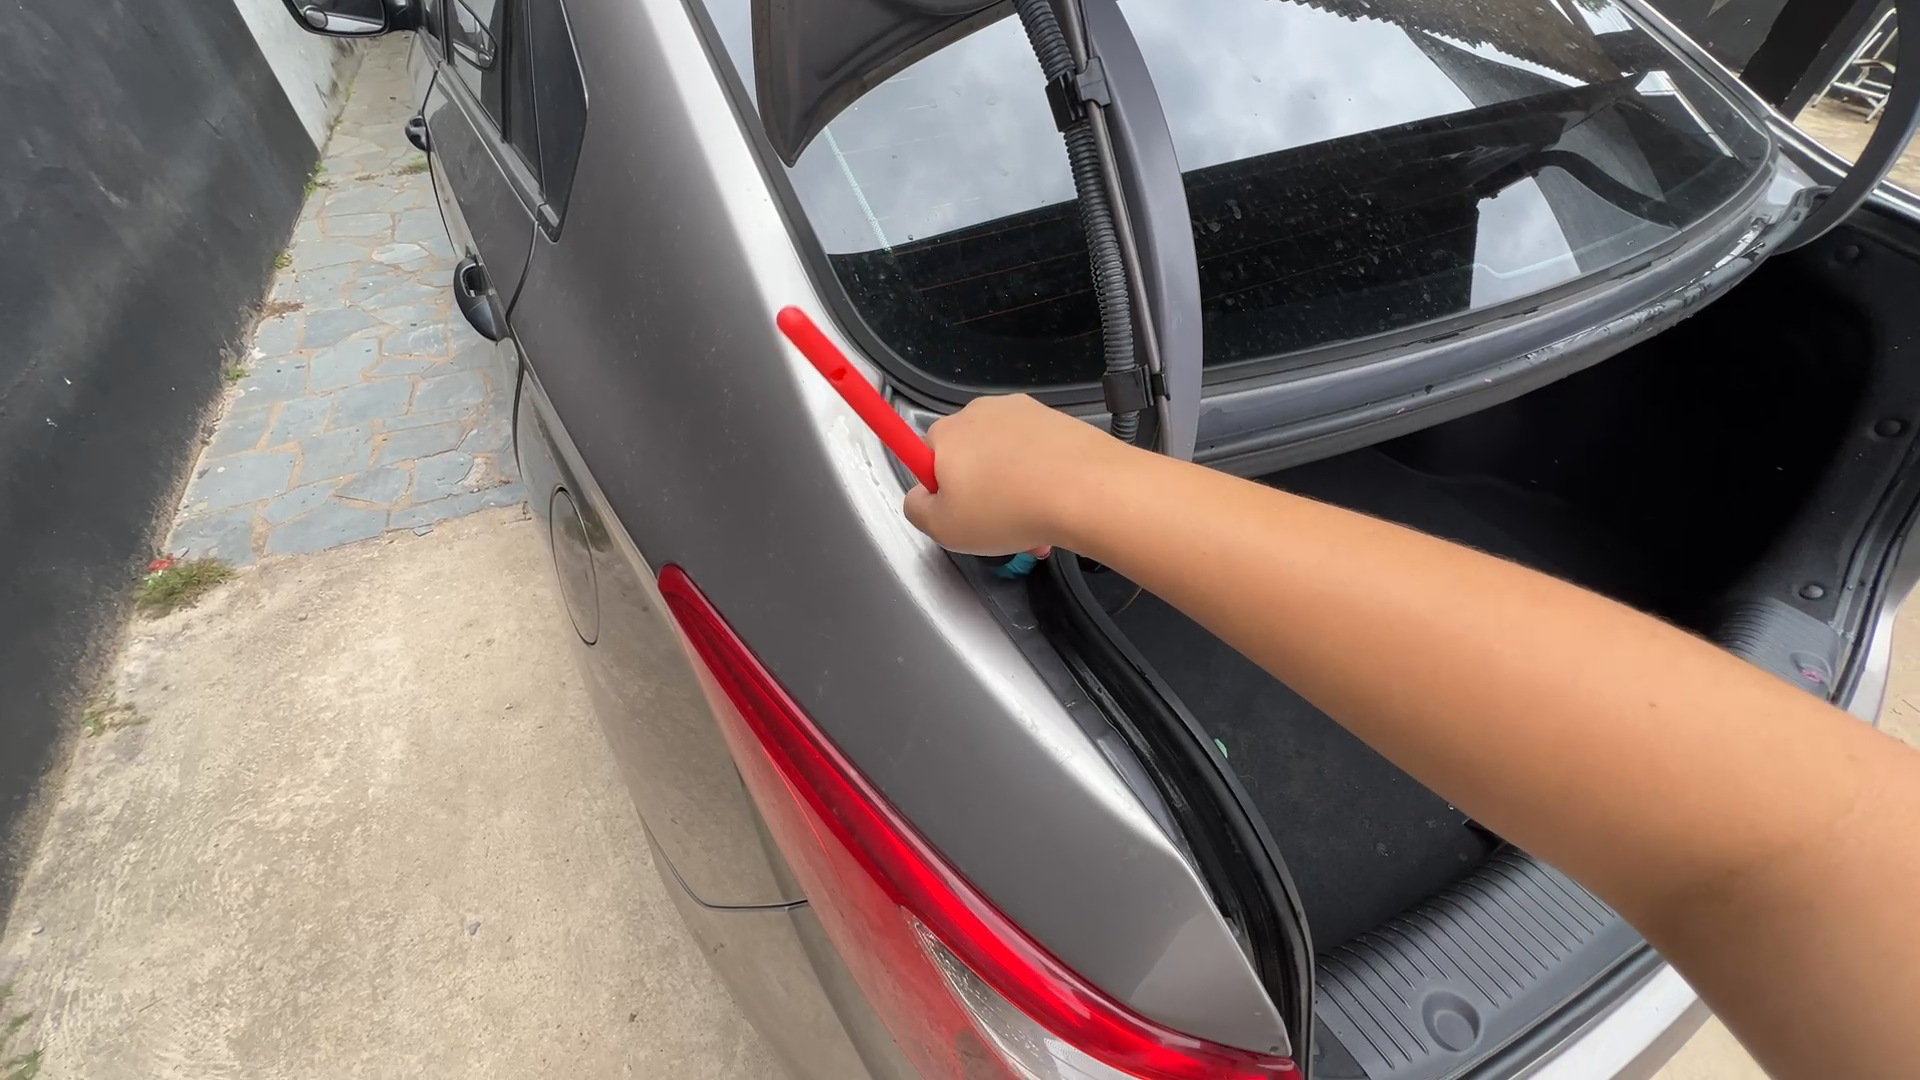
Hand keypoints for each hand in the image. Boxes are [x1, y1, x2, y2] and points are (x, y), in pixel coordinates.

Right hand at [902, 393, 1126, 555]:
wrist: (1086, 489)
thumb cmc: (1008, 508)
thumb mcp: (942, 528)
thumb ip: (916, 510)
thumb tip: (919, 497)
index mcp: (946, 434)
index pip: (925, 455)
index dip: (939, 490)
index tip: (958, 511)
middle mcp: (980, 413)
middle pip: (968, 457)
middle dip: (979, 493)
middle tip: (995, 528)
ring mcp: (1022, 412)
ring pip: (1005, 458)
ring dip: (1012, 491)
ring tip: (1031, 526)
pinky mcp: (1057, 419)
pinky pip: (1037, 453)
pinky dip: (1040, 479)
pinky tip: (1053, 508)